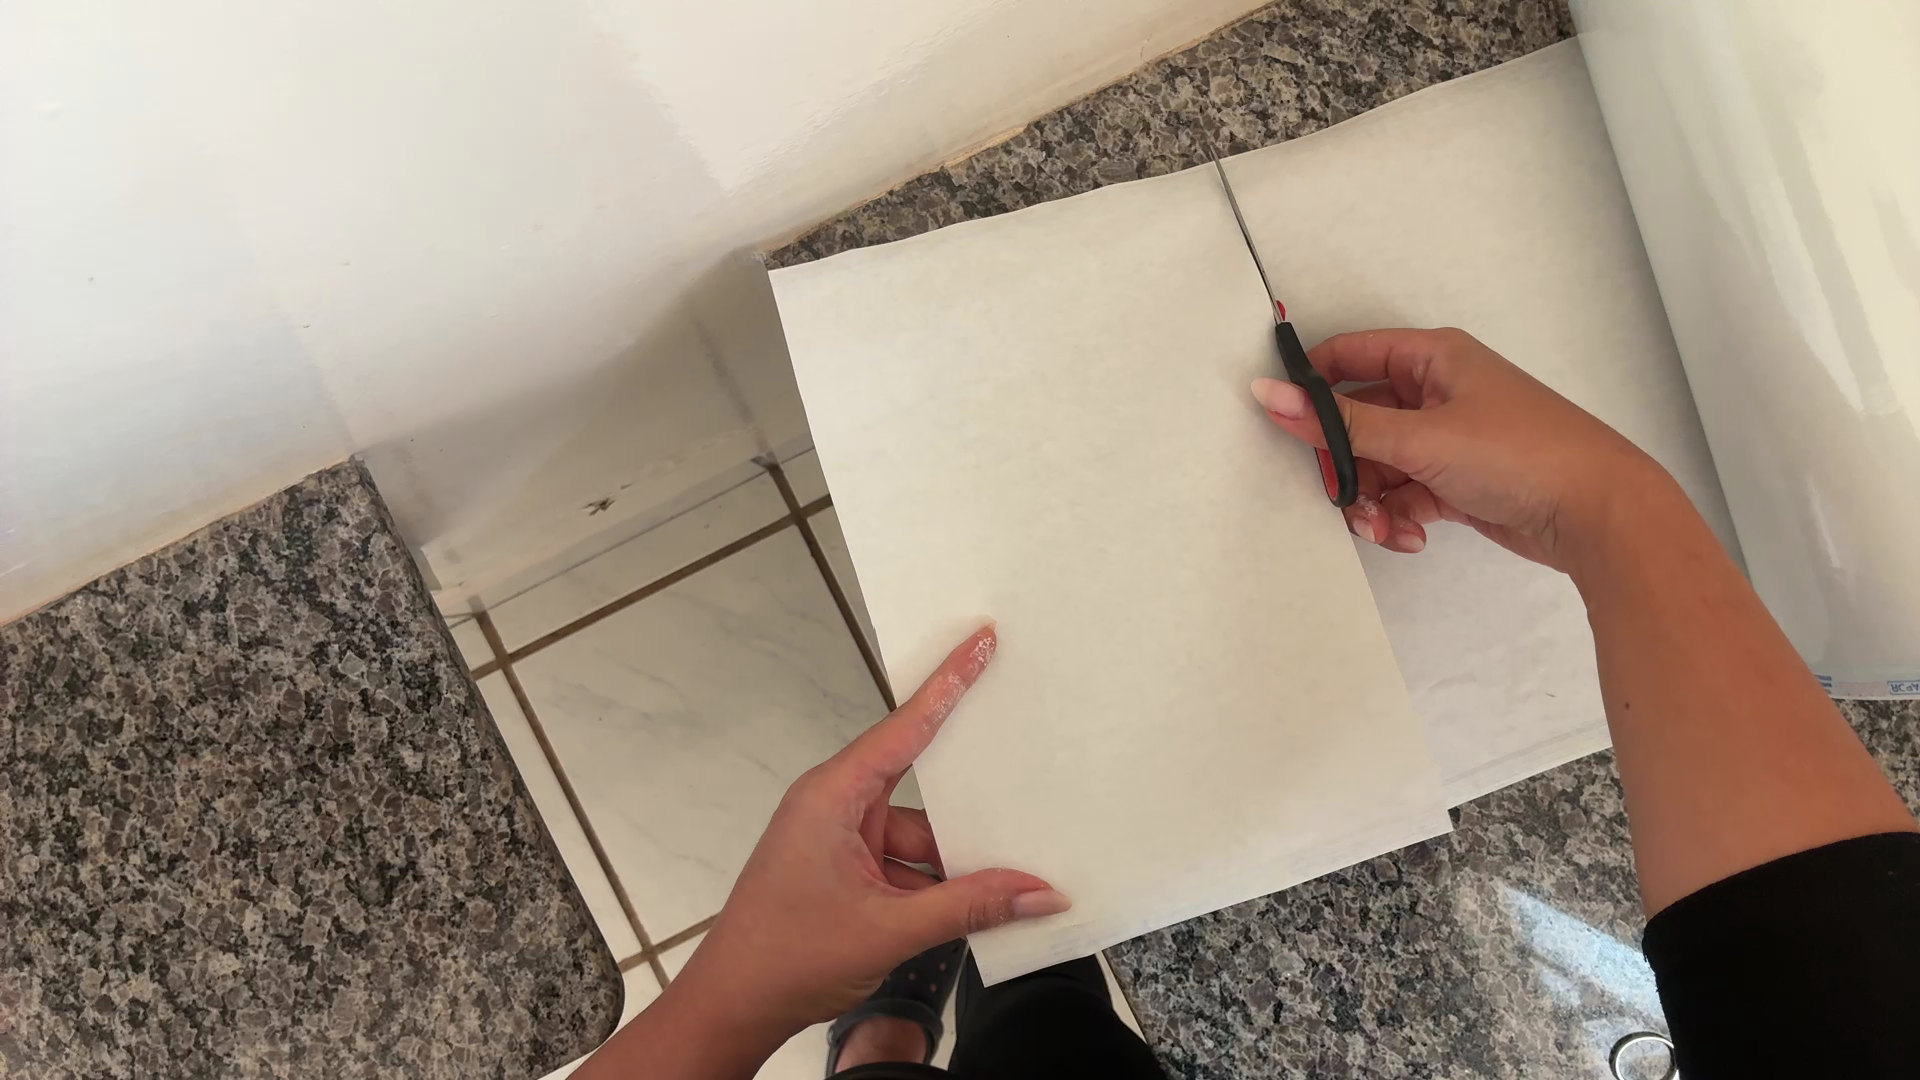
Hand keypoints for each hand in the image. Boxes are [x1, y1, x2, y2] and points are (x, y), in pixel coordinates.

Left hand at [649, 626, 1067, 1056]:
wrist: (729, 1011)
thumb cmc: (783, 958)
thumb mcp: (888, 928)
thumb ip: (968, 907)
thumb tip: (1036, 894)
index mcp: (835, 793)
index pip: (905, 725)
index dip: (949, 680)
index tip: (978, 642)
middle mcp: (839, 801)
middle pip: (918, 774)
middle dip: (964, 781)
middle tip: (1012, 751)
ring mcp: (843, 834)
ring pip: (919, 828)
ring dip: (951, 857)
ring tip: (1006, 872)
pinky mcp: (848, 863)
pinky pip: (906, 856)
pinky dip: (935, 880)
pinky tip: (971, 902)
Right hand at [1251, 327, 1658, 571]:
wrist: (1599, 518)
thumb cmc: (1514, 455)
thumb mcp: (1416, 438)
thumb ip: (1336, 423)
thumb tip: (1267, 392)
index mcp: (1431, 359)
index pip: (1347, 356)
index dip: (1310, 385)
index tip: (1283, 422)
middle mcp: (1434, 393)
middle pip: (1355, 421)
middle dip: (1344, 465)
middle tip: (1342, 494)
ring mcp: (1442, 438)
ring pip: (1374, 464)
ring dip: (1369, 502)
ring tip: (1384, 528)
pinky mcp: (1450, 478)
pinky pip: (1400, 493)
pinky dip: (1397, 516)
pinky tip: (1411, 535)